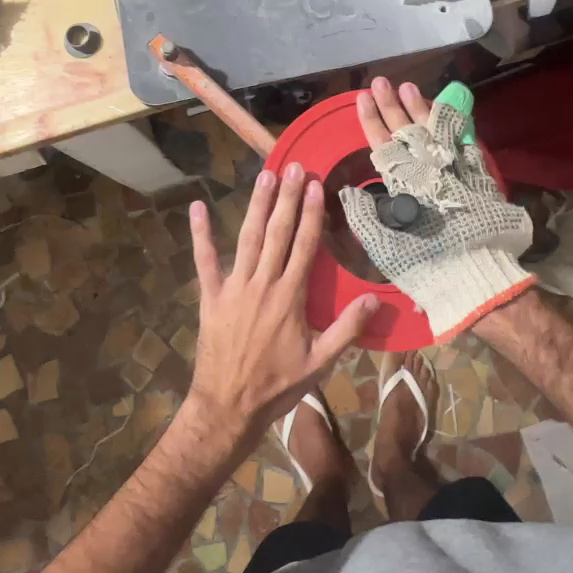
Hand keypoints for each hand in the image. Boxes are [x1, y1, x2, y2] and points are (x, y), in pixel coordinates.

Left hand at [186, 161, 378, 444]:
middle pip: (277, 232)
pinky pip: (204, 260)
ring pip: (247, 237)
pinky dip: (200, 233)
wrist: (229, 406)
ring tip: (264, 176)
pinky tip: (196, 207)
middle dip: (286, 198)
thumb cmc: (278, 385)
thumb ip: (347, 329)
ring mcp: (233, 287)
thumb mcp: (320, 362)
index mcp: (290, 296)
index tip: (314, 185)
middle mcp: (262, 283)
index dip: (310, 213)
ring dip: (256, 205)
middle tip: (293, 166)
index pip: (304, 245)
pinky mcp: (210, 296)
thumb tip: (376, 299)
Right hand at [339, 77, 535, 341]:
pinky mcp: (477, 177)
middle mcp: (427, 170)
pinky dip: (454, 126)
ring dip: (420, 108)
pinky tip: (447, 112)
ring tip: (409, 88)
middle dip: (391, 105)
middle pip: (406, 130)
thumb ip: (364, 215)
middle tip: (381, 82)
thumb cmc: (424, 263)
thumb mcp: (383, 245)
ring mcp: (454, 170)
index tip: (362, 97)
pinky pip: (463, 143)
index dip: (371, 119)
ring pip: (434, 130)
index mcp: (402, 184)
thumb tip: (348, 192)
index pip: (381, 142)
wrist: (475, 275)